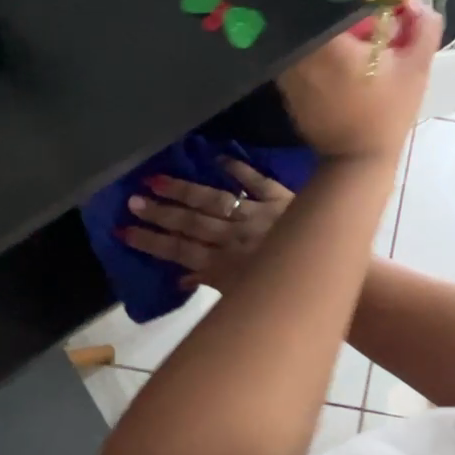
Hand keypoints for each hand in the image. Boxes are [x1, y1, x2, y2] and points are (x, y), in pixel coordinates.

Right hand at [121, 159, 294, 290]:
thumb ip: (211, 282)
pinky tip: (219, 158)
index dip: (151, 241)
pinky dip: (239, 168)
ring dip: (185, 189)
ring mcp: (259, 215)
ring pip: (216, 200)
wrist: (331, 276)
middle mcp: (238, 237)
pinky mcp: (281, 198)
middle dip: (160, 212)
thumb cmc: (287, 293)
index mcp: (227, 265)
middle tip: (130, 200)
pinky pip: (257, 181)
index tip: (122, 230)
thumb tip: (179, 279)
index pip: (181, 251)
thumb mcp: (243, 296)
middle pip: (192, 223)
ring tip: (156, 178)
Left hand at [278, 0, 442, 161]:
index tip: (381, 11)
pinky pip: (303, 56)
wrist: (358, 160)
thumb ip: (423, 29)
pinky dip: (319, 55)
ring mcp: (287, 69)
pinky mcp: (286, 86)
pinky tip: (340, 68)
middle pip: (323, 15)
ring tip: (355, 47)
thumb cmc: (388, 113)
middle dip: (347, 17)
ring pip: (311, 35)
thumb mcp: (416, 69)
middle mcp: (300, 49)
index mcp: (328, 40)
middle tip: (370, 29)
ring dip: (332, 35)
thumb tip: (417, 2)